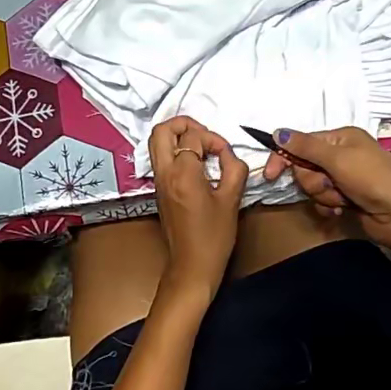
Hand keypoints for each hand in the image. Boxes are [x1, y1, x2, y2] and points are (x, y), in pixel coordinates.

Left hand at [148, 116, 247, 295]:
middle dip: (183, 124)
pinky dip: (175, 151)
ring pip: (156, 143)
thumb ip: (234, 168)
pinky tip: (196, 164)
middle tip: (204, 134)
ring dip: (178, 137)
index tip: (226, 153)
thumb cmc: (214, 236)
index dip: (213, 138)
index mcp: (182, 173)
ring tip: (202, 147)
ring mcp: (158, 181)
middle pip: (161, 130)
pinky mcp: (158, 190)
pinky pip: (160, 159)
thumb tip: (228, 153)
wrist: (192, 265)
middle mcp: (164, 173)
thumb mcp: (232, 199)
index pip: (193, 136)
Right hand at [260, 127, 390, 243]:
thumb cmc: (373, 179)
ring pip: (311, 186)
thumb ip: (305, 147)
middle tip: (329, 184)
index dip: (284, 158)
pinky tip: (342, 210)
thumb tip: (277, 132)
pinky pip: (321, 200)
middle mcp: (340, 155)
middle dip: (312, 180)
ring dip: (323, 195)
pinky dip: (328, 206)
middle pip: (303, 166)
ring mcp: (343, 178)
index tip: (270, 175)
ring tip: (343, 199)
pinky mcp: (345, 198)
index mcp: (340, 138)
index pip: (300, 143)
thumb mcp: (338, 159)